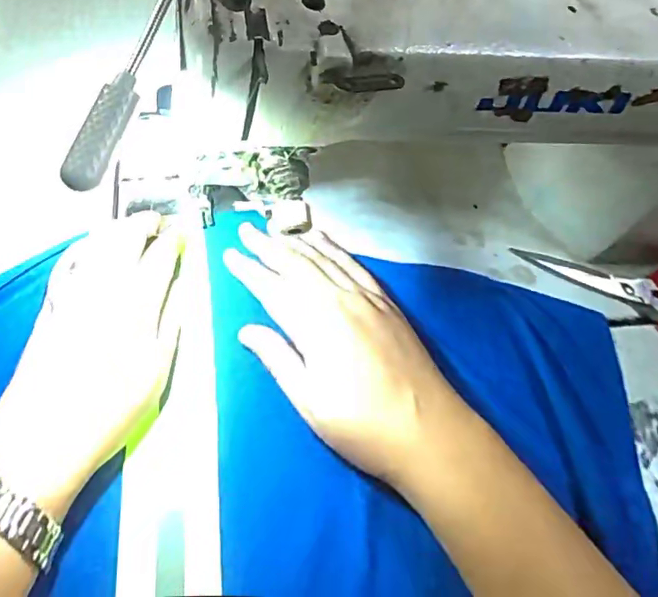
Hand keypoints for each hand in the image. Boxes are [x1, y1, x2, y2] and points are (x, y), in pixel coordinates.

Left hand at [0, 212, 184, 513]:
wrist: (38, 445)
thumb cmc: (106, 416)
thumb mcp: (155, 375)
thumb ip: (173, 322)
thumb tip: (184, 283)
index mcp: (136, 309)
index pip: (160, 256)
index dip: (174, 238)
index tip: (182, 233)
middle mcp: (103, 292)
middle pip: (126, 238)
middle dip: (145, 223)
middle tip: (159, 224)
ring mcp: (73, 295)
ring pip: (98, 243)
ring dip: (119, 228)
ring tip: (133, 229)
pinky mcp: (51, 305)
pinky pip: (72, 261)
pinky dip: (89, 245)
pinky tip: (97, 246)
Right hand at [224, 224, 476, 486]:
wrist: (427, 428)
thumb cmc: (362, 425)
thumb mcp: (310, 401)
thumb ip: (279, 359)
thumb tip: (247, 330)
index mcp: (318, 325)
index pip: (275, 289)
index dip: (250, 271)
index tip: (230, 254)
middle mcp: (341, 300)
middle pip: (298, 265)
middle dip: (269, 246)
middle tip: (245, 230)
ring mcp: (367, 297)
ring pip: (325, 259)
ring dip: (297, 242)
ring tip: (275, 229)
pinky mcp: (385, 301)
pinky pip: (353, 263)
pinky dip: (333, 248)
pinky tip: (323, 240)